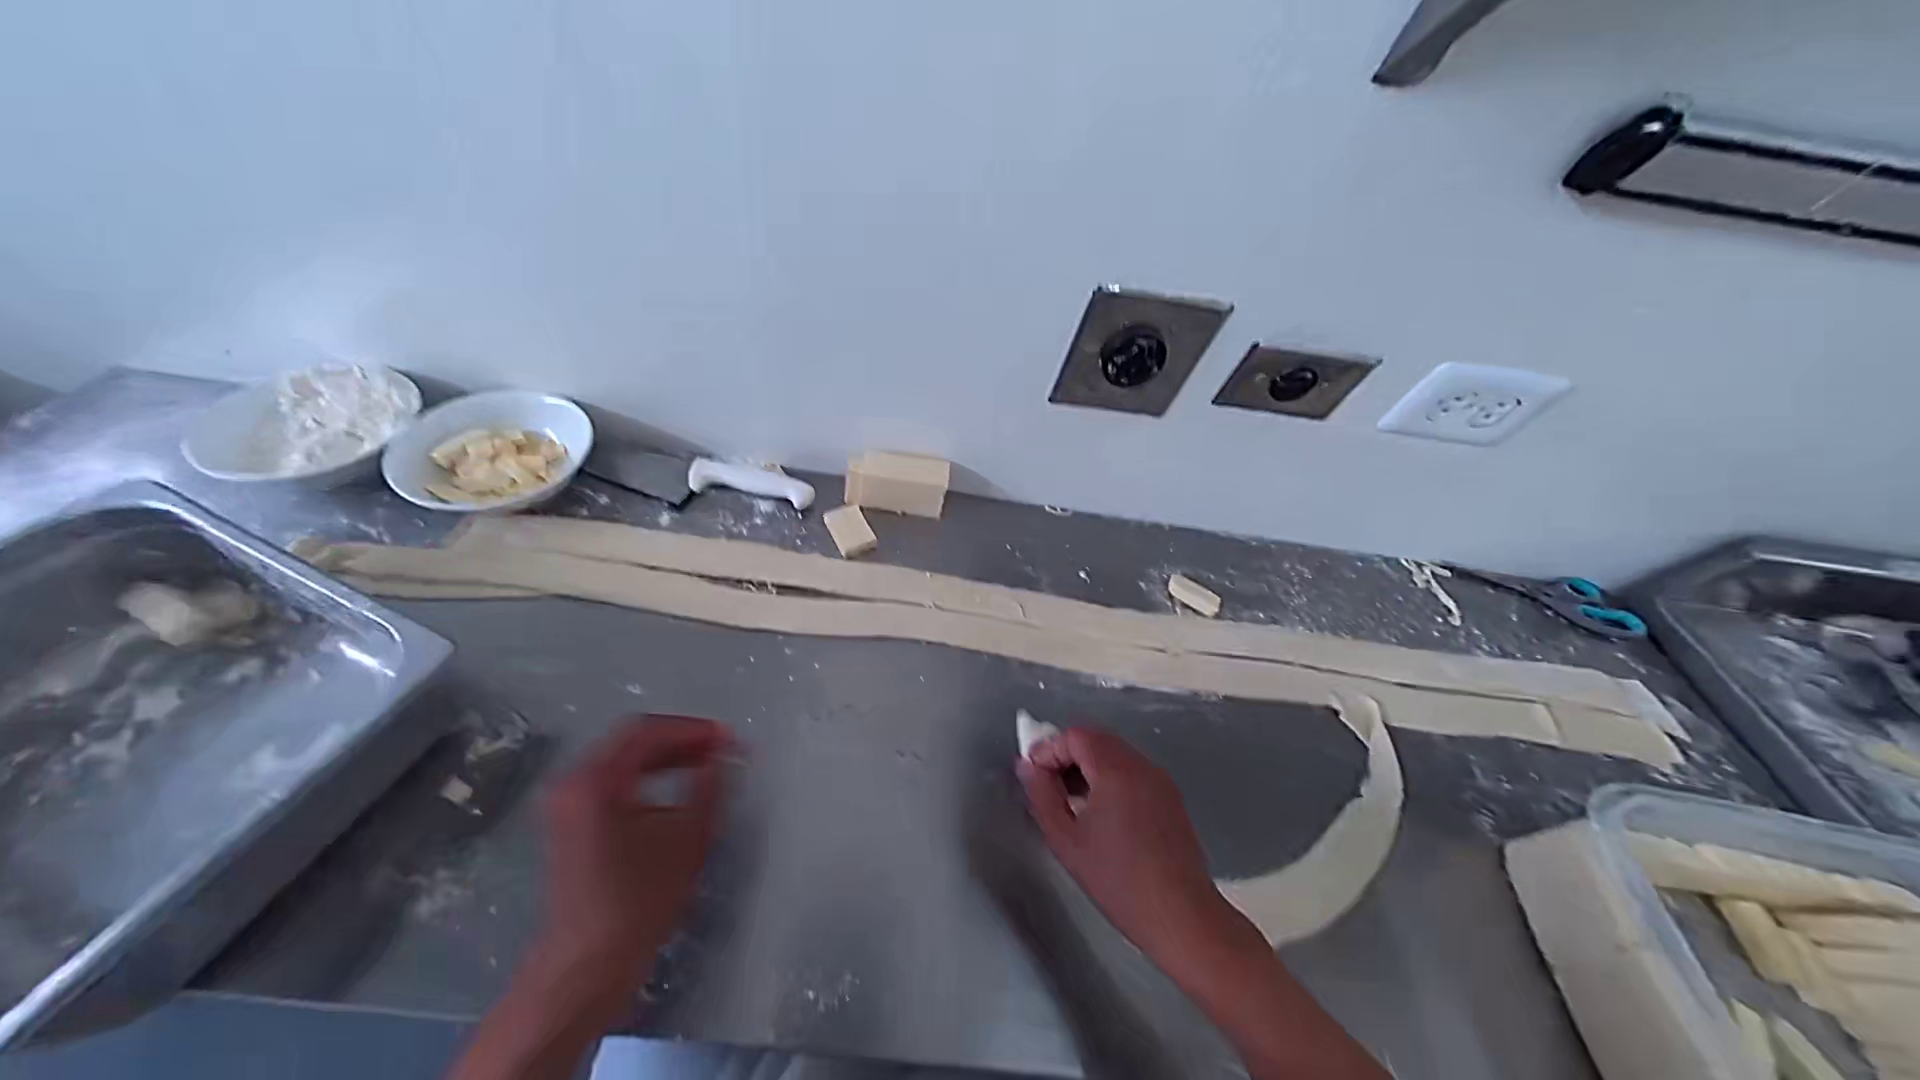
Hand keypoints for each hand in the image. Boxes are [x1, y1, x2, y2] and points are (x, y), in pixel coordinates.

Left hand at [530, 714, 731, 1016]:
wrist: (586, 967)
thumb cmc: (638, 901)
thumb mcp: (687, 838)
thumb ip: (710, 786)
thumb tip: (728, 752)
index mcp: (596, 780)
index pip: (647, 730)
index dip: (692, 729)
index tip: (728, 738)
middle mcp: (574, 783)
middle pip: (634, 741)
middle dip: (682, 742)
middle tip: (722, 751)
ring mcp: (568, 804)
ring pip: (625, 761)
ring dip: (668, 759)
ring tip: (707, 768)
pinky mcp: (572, 823)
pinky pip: (616, 782)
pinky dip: (649, 779)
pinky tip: (678, 795)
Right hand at [1017, 727, 1234, 959]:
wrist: (1181, 916)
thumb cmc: (1118, 880)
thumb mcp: (1066, 840)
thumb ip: (1042, 796)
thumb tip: (1028, 767)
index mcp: (1116, 769)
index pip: (1076, 735)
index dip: (1048, 749)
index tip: (1032, 774)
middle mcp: (1142, 765)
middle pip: (1097, 739)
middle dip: (1067, 754)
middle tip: (1047, 784)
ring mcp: (1160, 780)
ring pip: (1116, 754)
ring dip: (1088, 766)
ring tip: (1070, 801)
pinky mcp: (1171, 798)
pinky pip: (1133, 772)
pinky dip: (1110, 778)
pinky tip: (1100, 813)